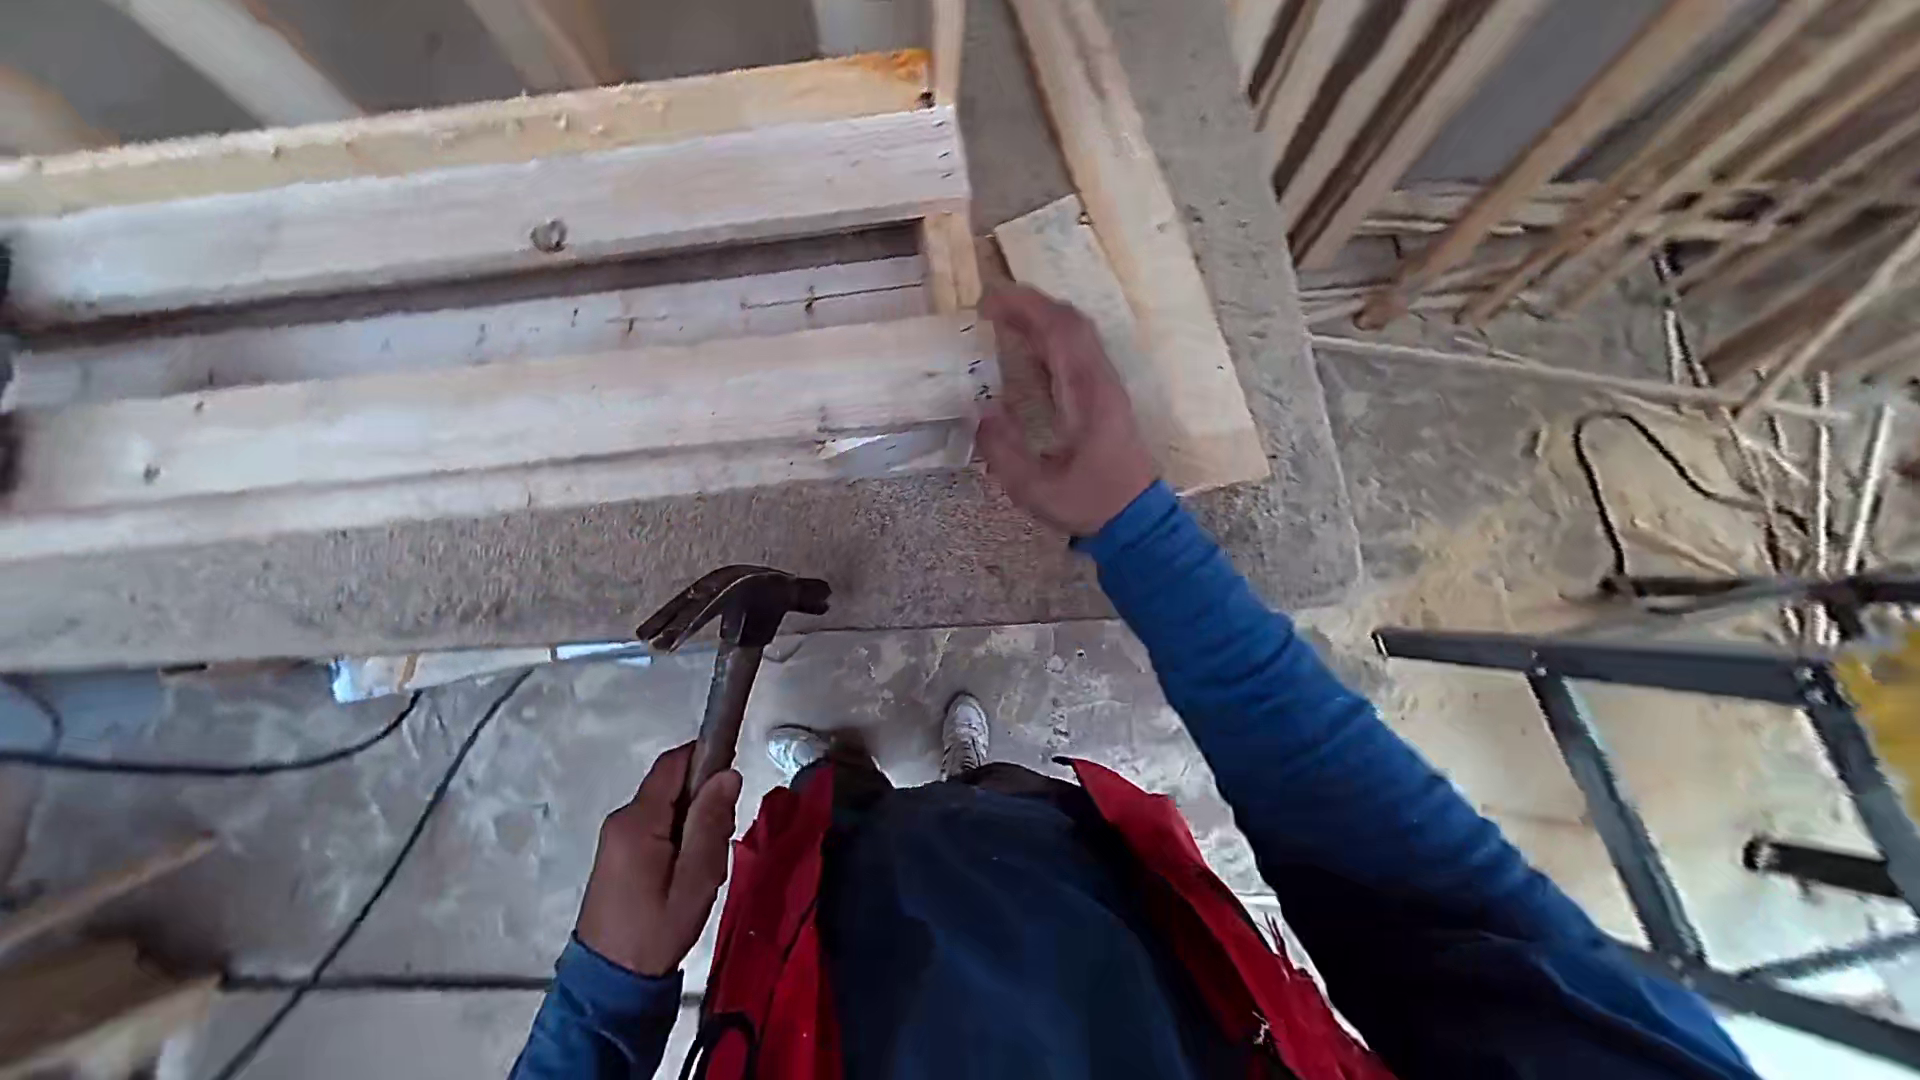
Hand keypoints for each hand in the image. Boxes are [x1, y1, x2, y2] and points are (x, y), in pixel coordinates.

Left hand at [574, 743, 742, 976]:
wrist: (608, 987)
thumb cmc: (655, 931)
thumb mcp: (695, 879)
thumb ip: (711, 823)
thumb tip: (728, 773)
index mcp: (637, 821)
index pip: (674, 763)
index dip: (707, 757)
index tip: (734, 779)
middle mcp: (622, 820)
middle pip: (674, 786)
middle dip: (705, 802)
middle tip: (720, 840)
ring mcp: (617, 838)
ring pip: (670, 807)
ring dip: (695, 823)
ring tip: (704, 866)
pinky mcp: (619, 854)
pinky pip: (658, 826)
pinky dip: (681, 837)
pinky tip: (688, 872)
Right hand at [977, 287, 1157, 536]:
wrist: (1136, 519)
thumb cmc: (1089, 504)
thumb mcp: (1035, 488)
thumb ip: (1003, 450)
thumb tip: (981, 412)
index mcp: (1088, 395)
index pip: (1061, 332)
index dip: (1025, 308)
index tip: (989, 300)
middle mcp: (1101, 381)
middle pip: (1071, 323)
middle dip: (1030, 305)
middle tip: (990, 304)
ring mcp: (1106, 387)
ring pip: (1077, 335)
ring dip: (1041, 319)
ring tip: (1003, 320)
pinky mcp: (1104, 398)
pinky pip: (1078, 353)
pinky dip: (1050, 339)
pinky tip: (1028, 350)